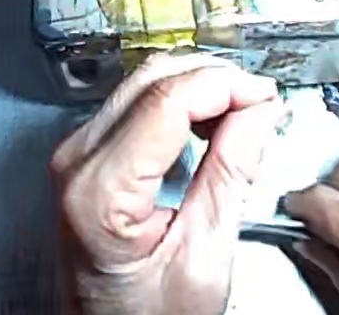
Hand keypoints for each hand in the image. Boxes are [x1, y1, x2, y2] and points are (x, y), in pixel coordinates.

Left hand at [51, 53, 286, 314]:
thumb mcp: (204, 260)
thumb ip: (230, 175)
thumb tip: (259, 112)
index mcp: (99, 188)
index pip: (164, 102)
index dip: (220, 85)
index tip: (265, 93)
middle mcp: (76, 156)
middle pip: (148, 81)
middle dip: (210, 78)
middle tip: (260, 96)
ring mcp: (74, 149)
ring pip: (139, 82)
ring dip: (194, 83)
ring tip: (242, 105)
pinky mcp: (83, 149)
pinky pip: (131, 102)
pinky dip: (174, 99)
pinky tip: (207, 115)